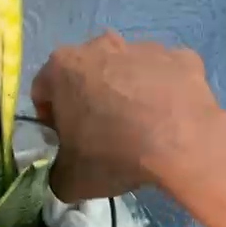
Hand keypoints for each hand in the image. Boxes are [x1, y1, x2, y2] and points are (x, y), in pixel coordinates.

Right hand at [30, 31, 225, 200]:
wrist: (182, 143)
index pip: (43, 91)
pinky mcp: (182, 58)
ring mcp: (145, 47)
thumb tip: (67, 175)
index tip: (66, 142)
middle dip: (90, 100)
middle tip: (103, 136)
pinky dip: (165, 92)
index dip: (51, 120)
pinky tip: (171, 119)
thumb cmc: (113, 154)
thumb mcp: (71, 180)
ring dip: (128, 93)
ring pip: (128, 70)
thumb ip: (59, 173)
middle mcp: (101, 46)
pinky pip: (166, 75)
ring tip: (142, 129)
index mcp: (63, 67)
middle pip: (87, 75)